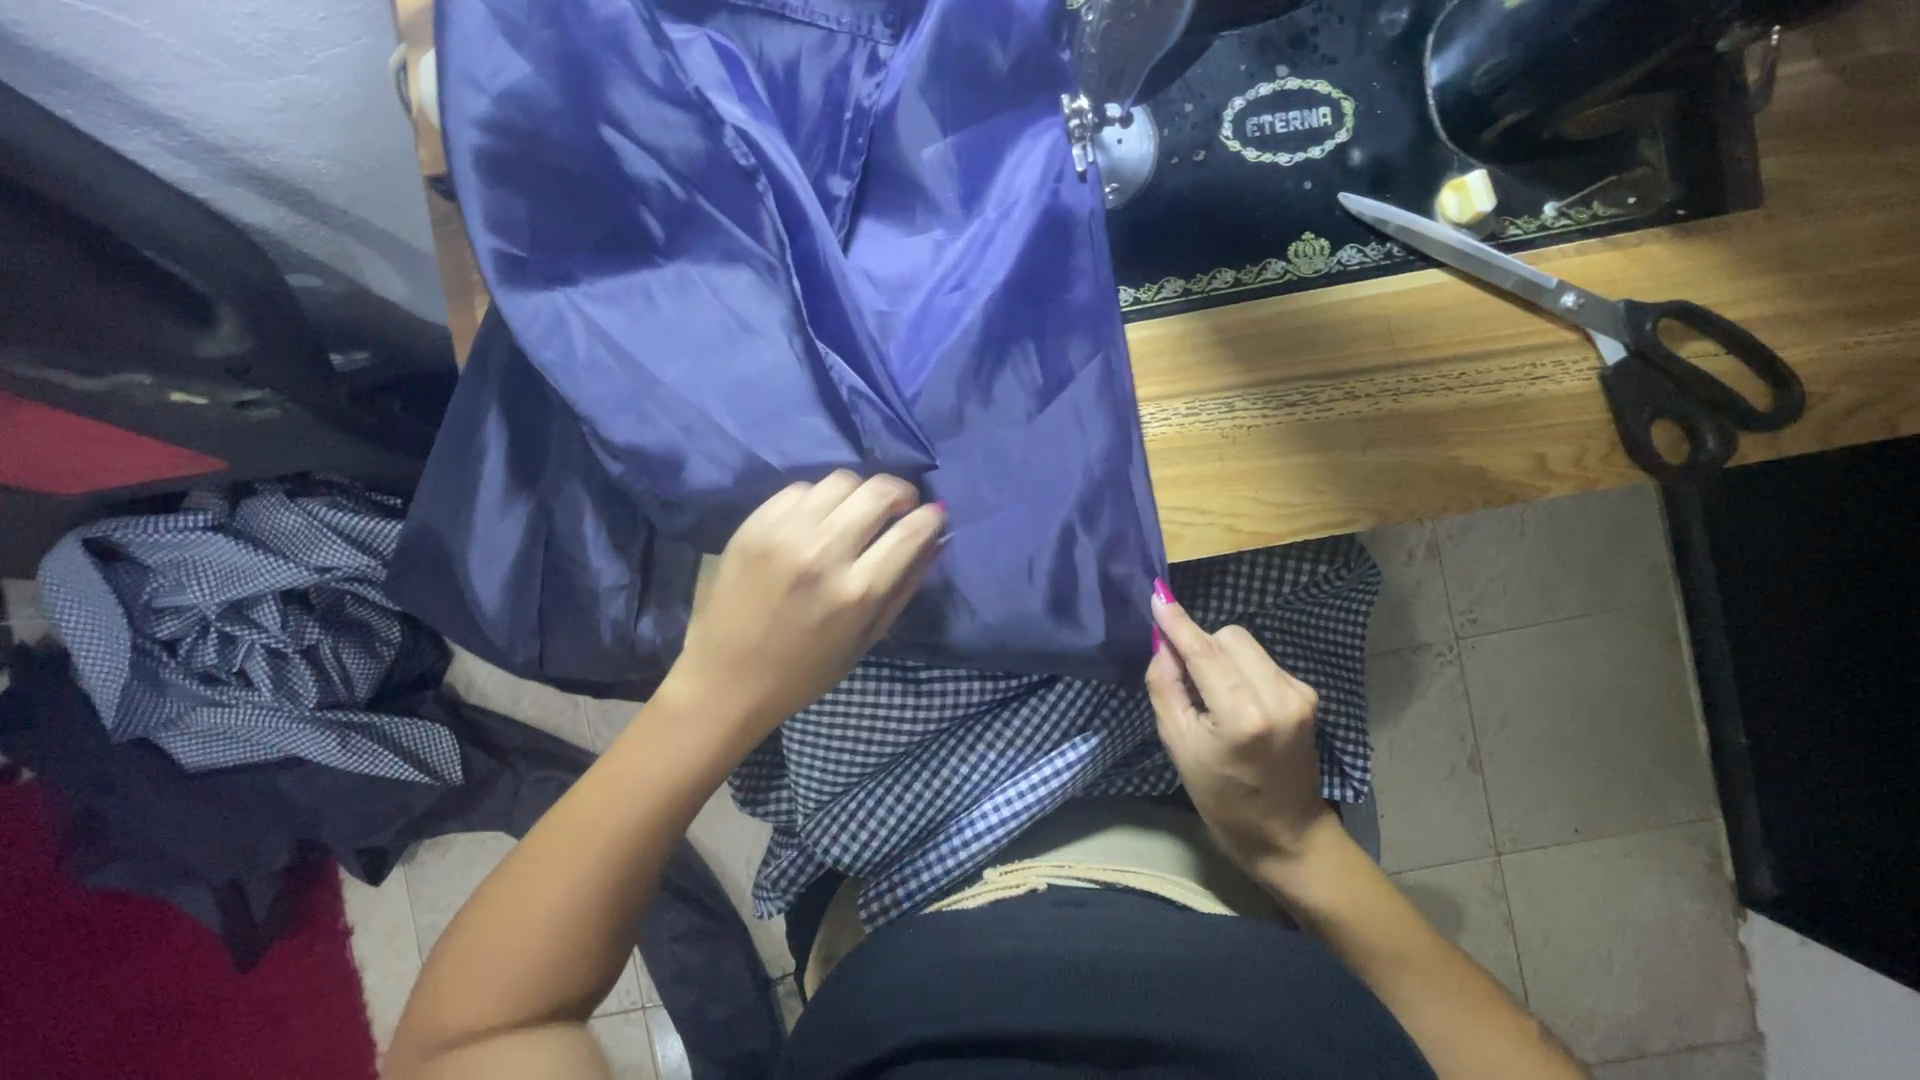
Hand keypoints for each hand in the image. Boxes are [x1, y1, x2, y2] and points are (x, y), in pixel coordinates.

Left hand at [666, 471, 943, 736]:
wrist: (726, 680)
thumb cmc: (805, 672)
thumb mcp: (867, 639)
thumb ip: (905, 586)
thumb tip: (934, 539)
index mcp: (857, 591)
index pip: (912, 531)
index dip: (931, 518)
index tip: (933, 516)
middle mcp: (823, 552)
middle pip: (879, 491)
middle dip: (901, 494)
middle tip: (899, 508)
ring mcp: (784, 533)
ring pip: (841, 480)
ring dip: (859, 493)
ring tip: (855, 514)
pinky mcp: (754, 524)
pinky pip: (800, 489)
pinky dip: (818, 500)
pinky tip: (815, 522)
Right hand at [1145, 580, 1336, 872]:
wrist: (1285, 832)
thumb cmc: (1221, 797)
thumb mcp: (1178, 745)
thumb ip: (1166, 686)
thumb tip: (1164, 644)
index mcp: (1243, 715)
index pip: (1204, 652)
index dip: (1178, 624)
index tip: (1158, 596)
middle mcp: (1279, 695)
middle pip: (1229, 637)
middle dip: (1202, 645)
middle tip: (1186, 678)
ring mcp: (1300, 693)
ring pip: (1247, 645)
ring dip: (1223, 658)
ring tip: (1214, 698)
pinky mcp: (1308, 694)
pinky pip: (1262, 661)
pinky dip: (1242, 671)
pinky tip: (1238, 703)